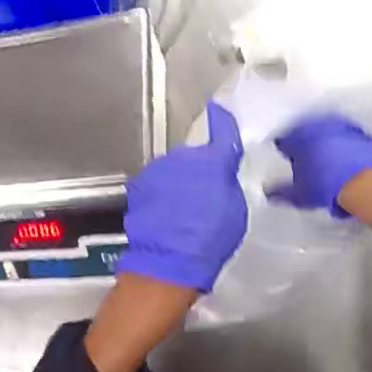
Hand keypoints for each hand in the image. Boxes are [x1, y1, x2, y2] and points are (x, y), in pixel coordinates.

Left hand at [118, 102, 247, 291]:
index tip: (218, 111)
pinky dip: (159, 194)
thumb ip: (226, 181)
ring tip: (182, 210)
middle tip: (203, 194)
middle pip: (192, 156)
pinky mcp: (137, 187)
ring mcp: (156, 171)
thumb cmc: (211, 239)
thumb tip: (218, 171)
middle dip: (197, 169)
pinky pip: (154, 185)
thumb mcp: (235, 209)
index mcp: (212, 161)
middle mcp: (182, 157)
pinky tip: (164, 215)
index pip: (222, 130)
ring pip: (171, 170)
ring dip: (176, 182)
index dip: (222, 121)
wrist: (168, 261)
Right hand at [270, 115, 371, 216]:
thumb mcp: (299, 194)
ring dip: (323, 142)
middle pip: (306, 132)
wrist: (367, 183)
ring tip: (323, 160)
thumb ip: (281, 192)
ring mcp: (342, 127)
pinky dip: (341, 145)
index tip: (285, 158)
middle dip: (303, 143)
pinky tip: (342, 160)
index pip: (284, 139)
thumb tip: (269, 192)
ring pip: (326, 131)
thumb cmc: (326, 186)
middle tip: (303, 160)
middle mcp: (319, 126)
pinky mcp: (362, 134)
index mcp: (298, 137)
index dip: (284, 149)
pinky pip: (345, 137)